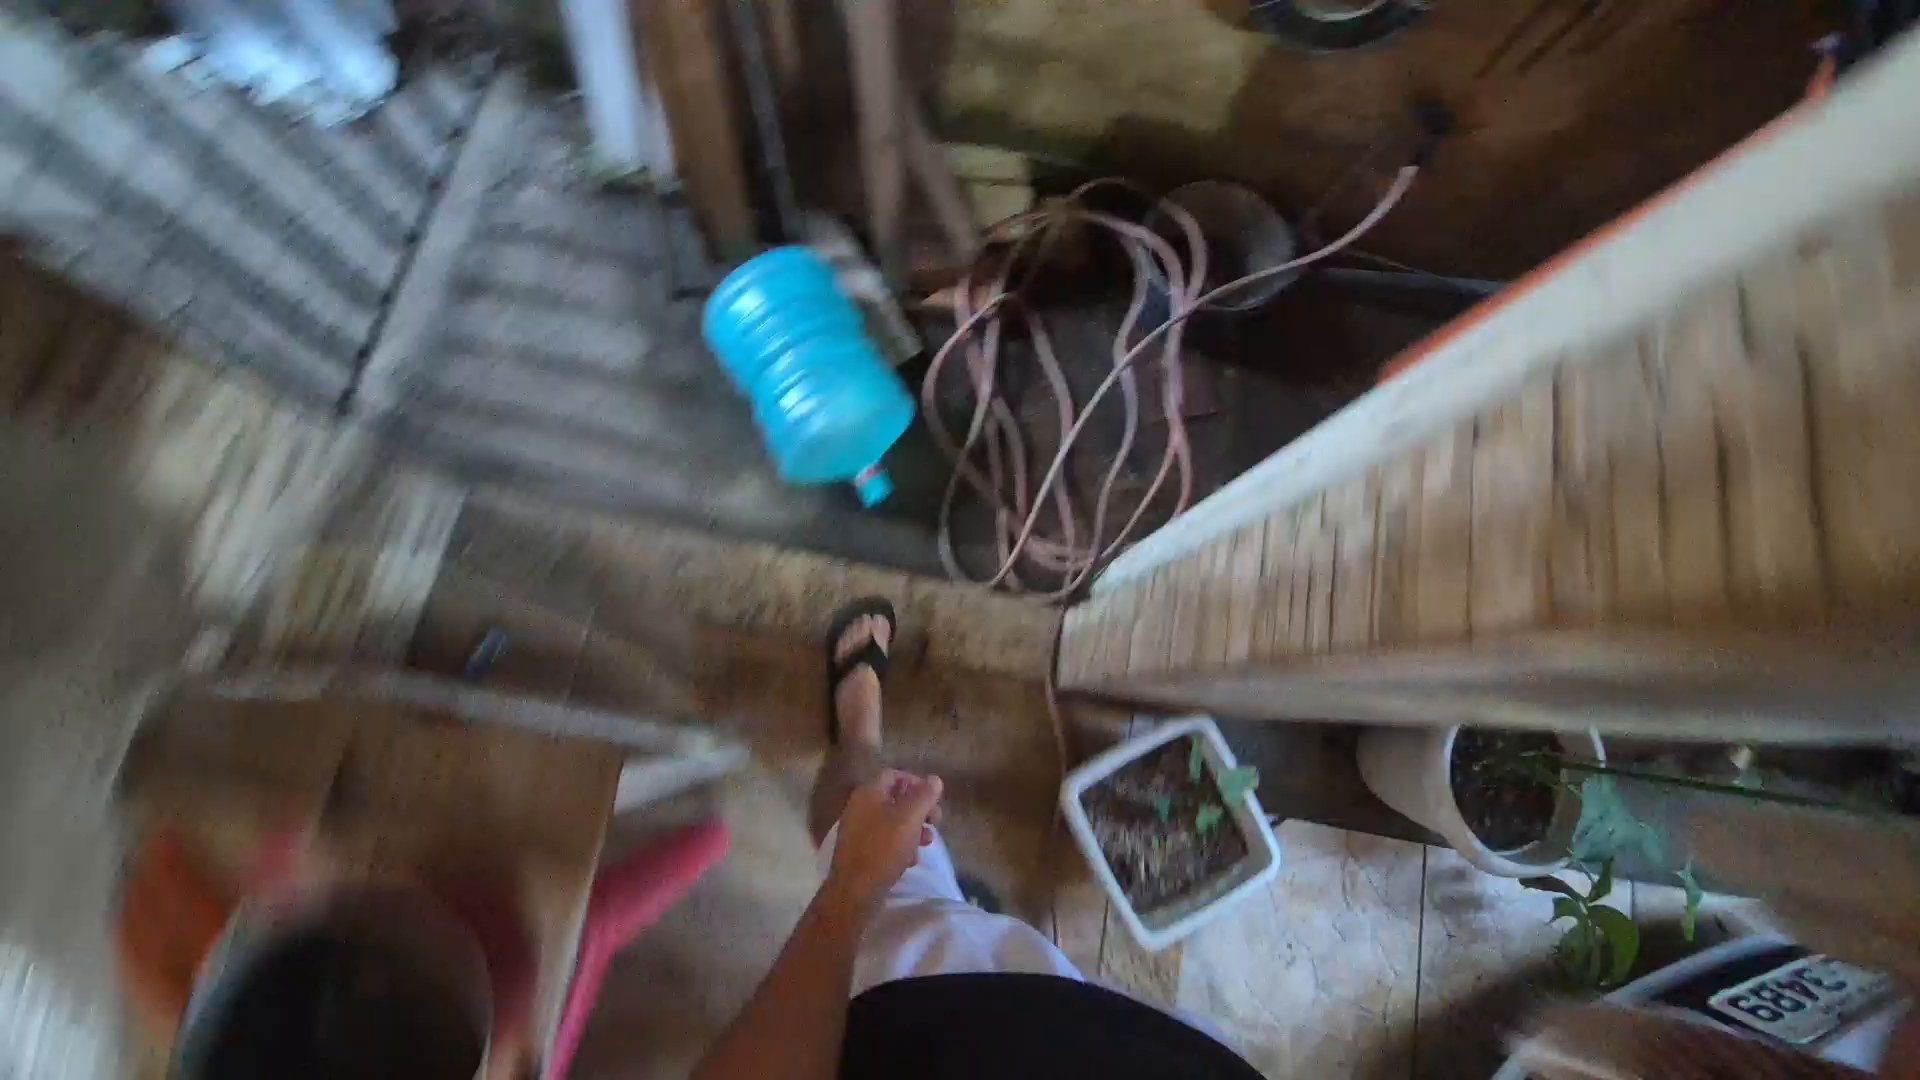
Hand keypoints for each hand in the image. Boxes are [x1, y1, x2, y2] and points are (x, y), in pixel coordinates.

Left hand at [822, 769, 943, 918]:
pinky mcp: (859, 851)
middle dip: (919, 809)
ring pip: (892, 821)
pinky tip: (910, 860)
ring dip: (913, 829)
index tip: (934, 798)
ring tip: (927, 843)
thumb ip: (924, 795)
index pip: (894, 775)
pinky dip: (900, 845)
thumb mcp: (910, 818)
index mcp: (868, 793)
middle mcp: (860, 807)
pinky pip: (884, 840)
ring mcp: (857, 830)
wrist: (854, 892)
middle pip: (895, 799)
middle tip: (935, 822)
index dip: (917, 782)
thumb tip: (934, 779)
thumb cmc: (883, 848)